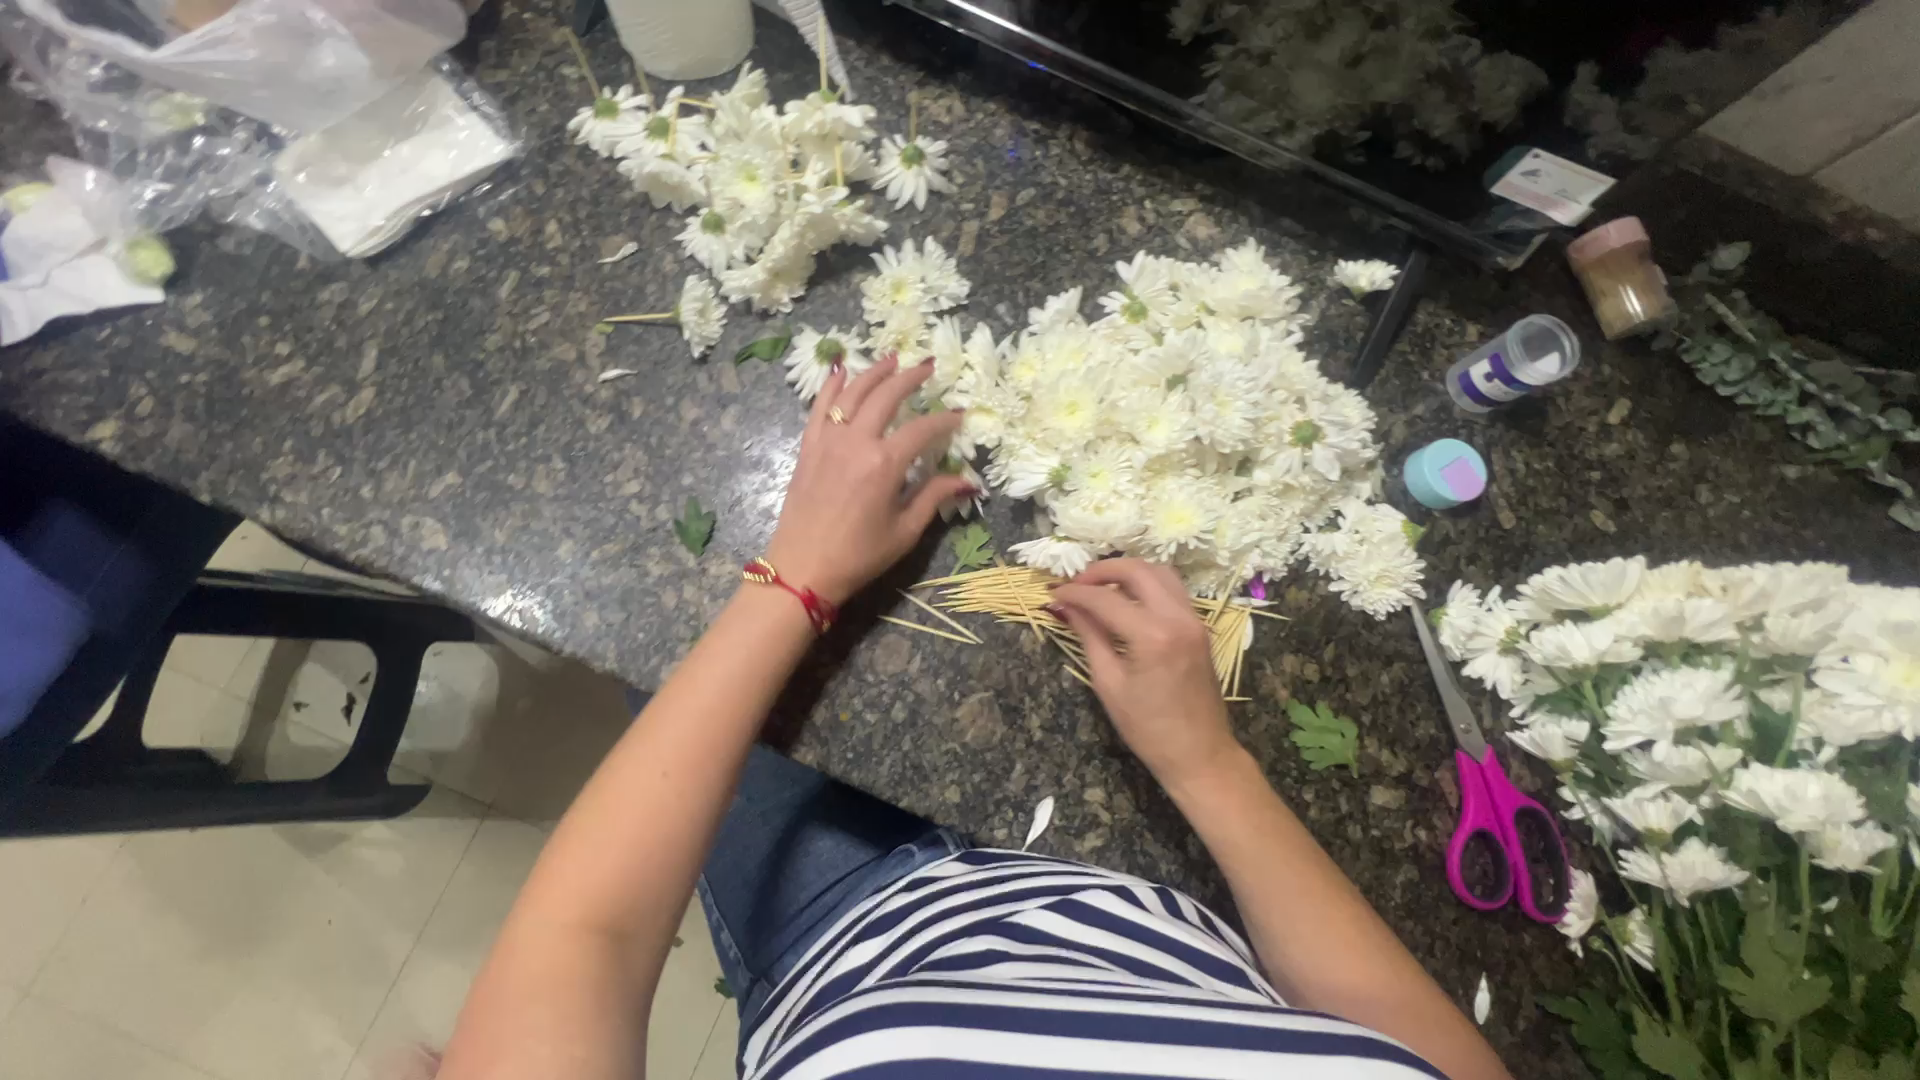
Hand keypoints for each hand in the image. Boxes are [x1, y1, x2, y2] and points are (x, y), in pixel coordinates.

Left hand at [763, 355, 975, 604]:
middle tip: (927, 367)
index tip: (960, 415)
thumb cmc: (859, 556)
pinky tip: (840, 371)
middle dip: (909, 378)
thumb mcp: (904, 531)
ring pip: (852, 393)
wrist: (802, 569)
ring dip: (874, 372)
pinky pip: (819, 407)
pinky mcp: (808, 448)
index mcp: (884, 464)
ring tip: (891, 358)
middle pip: (886, 397)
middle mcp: (856, 442)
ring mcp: (828, 441)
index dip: (944, 421)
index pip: (922, 430)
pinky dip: (830, 386)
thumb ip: (933, 497)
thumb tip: (966, 480)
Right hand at [1047, 559, 1242, 785]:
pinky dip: (1146, 584)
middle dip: (1101, 571)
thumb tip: (1064, 606)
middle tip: (1076, 584)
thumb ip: (1088, 635)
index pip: (1105, 598)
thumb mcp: (1108, 682)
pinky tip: (1125, 599)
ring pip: (1159, 572)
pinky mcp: (1199, 626)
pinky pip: (1172, 589)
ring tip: (1099, 588)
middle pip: (1136, 570)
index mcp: (1152, 636)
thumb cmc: (1148, 728)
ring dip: (1126, 572)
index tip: (1053, 593)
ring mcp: (1194, 619)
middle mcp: (1178, 618)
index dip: (1075, 592)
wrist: (1199, 753)